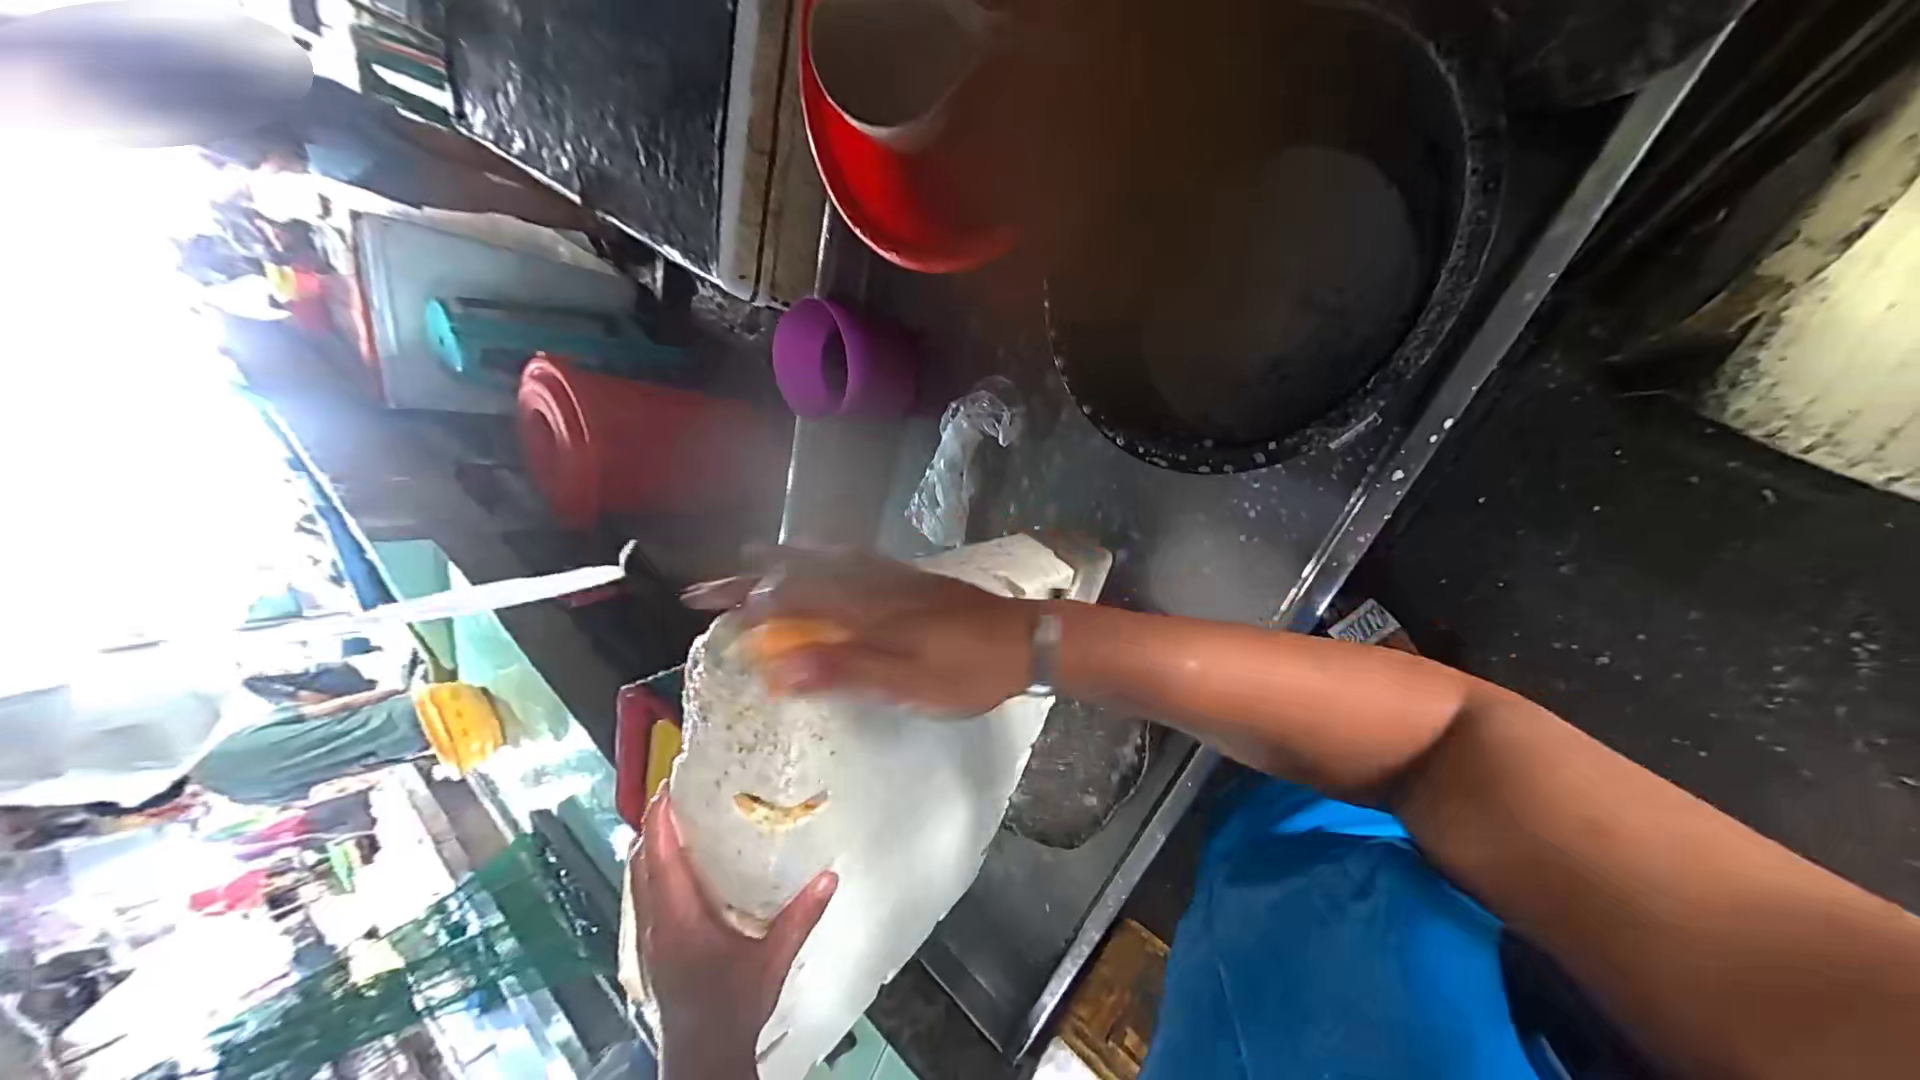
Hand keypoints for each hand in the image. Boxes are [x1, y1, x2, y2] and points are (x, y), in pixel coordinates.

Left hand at [630, 793, 835, 1076]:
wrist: (702, 1057)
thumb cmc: (734, 1007)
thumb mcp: (772, 961)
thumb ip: (801, 917)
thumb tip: (830, 876)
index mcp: (678, 919)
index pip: (660, 858)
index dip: (660, 819)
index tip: (669, 785)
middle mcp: (655, 923)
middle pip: (640, 862)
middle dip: (653, 824)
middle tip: (678, 792)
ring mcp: (648, 937)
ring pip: (637, 879)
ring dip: (650, 846)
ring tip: (676, 818)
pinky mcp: (651, 948)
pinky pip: (643, 894)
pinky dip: (652, 868)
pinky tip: (677, 865)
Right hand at [680, 547, 1037, 714]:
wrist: (1025, 640)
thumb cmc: (966, 668)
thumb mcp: (907, 682)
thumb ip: (843, 670)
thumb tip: (777, 667)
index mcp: (864, 608)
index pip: (790, 597)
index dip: (744, 599)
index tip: (702, 602)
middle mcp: (872, 583)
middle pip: (801, 571)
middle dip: (755, 575)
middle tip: (715, 581)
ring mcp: (894, 577)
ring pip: (827, 559)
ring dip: (787, 560)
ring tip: (758, 560)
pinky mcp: (912, 579)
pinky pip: (856, 559)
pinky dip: (828, 554)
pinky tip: (830, 558)